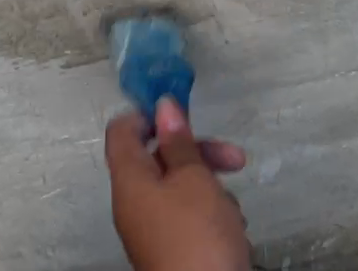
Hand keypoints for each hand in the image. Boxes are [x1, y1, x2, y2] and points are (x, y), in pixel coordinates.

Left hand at [106, 98, 250, 270]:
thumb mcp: (193, 180)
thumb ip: (179, 142)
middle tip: (234, 158)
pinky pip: (187, 219)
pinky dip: (210, 217)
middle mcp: (133, 202)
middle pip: (158, 159)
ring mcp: (151, 229)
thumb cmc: (196, 235)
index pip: (122, 129)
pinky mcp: (172, 252)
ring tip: (234, 209)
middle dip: (197, 153)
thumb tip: (163, 105)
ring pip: (179, 190)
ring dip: (210, 189)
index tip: (182, 113)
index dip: (148, 114)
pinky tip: (234, 231)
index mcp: (128, 178)